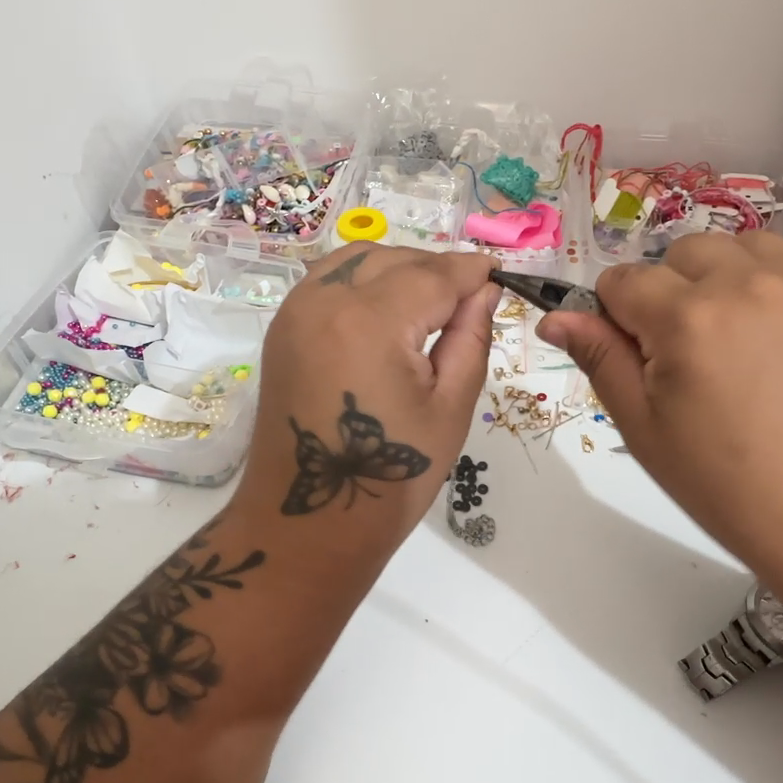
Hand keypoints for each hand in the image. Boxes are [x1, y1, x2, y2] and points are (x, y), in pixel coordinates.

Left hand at [229, 243, 498, 561]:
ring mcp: (296, 313)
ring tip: (431, 306)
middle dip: (436, 270)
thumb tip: (484, 292)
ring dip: (398, 270)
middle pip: (394, 259)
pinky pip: (328, 281)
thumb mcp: (450, 409)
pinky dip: (363, 282)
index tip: (499, 275)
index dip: (471, 272)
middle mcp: (326, 301)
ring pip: (356, 260)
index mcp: (371, 321)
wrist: (310, 523)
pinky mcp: (283, 330)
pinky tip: (388, 314)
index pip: (433, 275)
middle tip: (469, 301)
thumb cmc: (391, 477)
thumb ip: (470, 338)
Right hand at [536, 231, 782, 590]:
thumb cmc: (731, 490)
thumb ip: (600, 361)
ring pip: (743, 249)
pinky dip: (777, 295)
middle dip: (672, 293)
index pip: (623, 281)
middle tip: (690, 358)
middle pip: (683, 253)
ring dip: (725, 280)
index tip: (637, 358)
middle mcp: (749, 282)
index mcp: (687, 318)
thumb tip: (555, 315)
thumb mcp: (646, 432)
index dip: (617, 317)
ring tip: (737, 343)